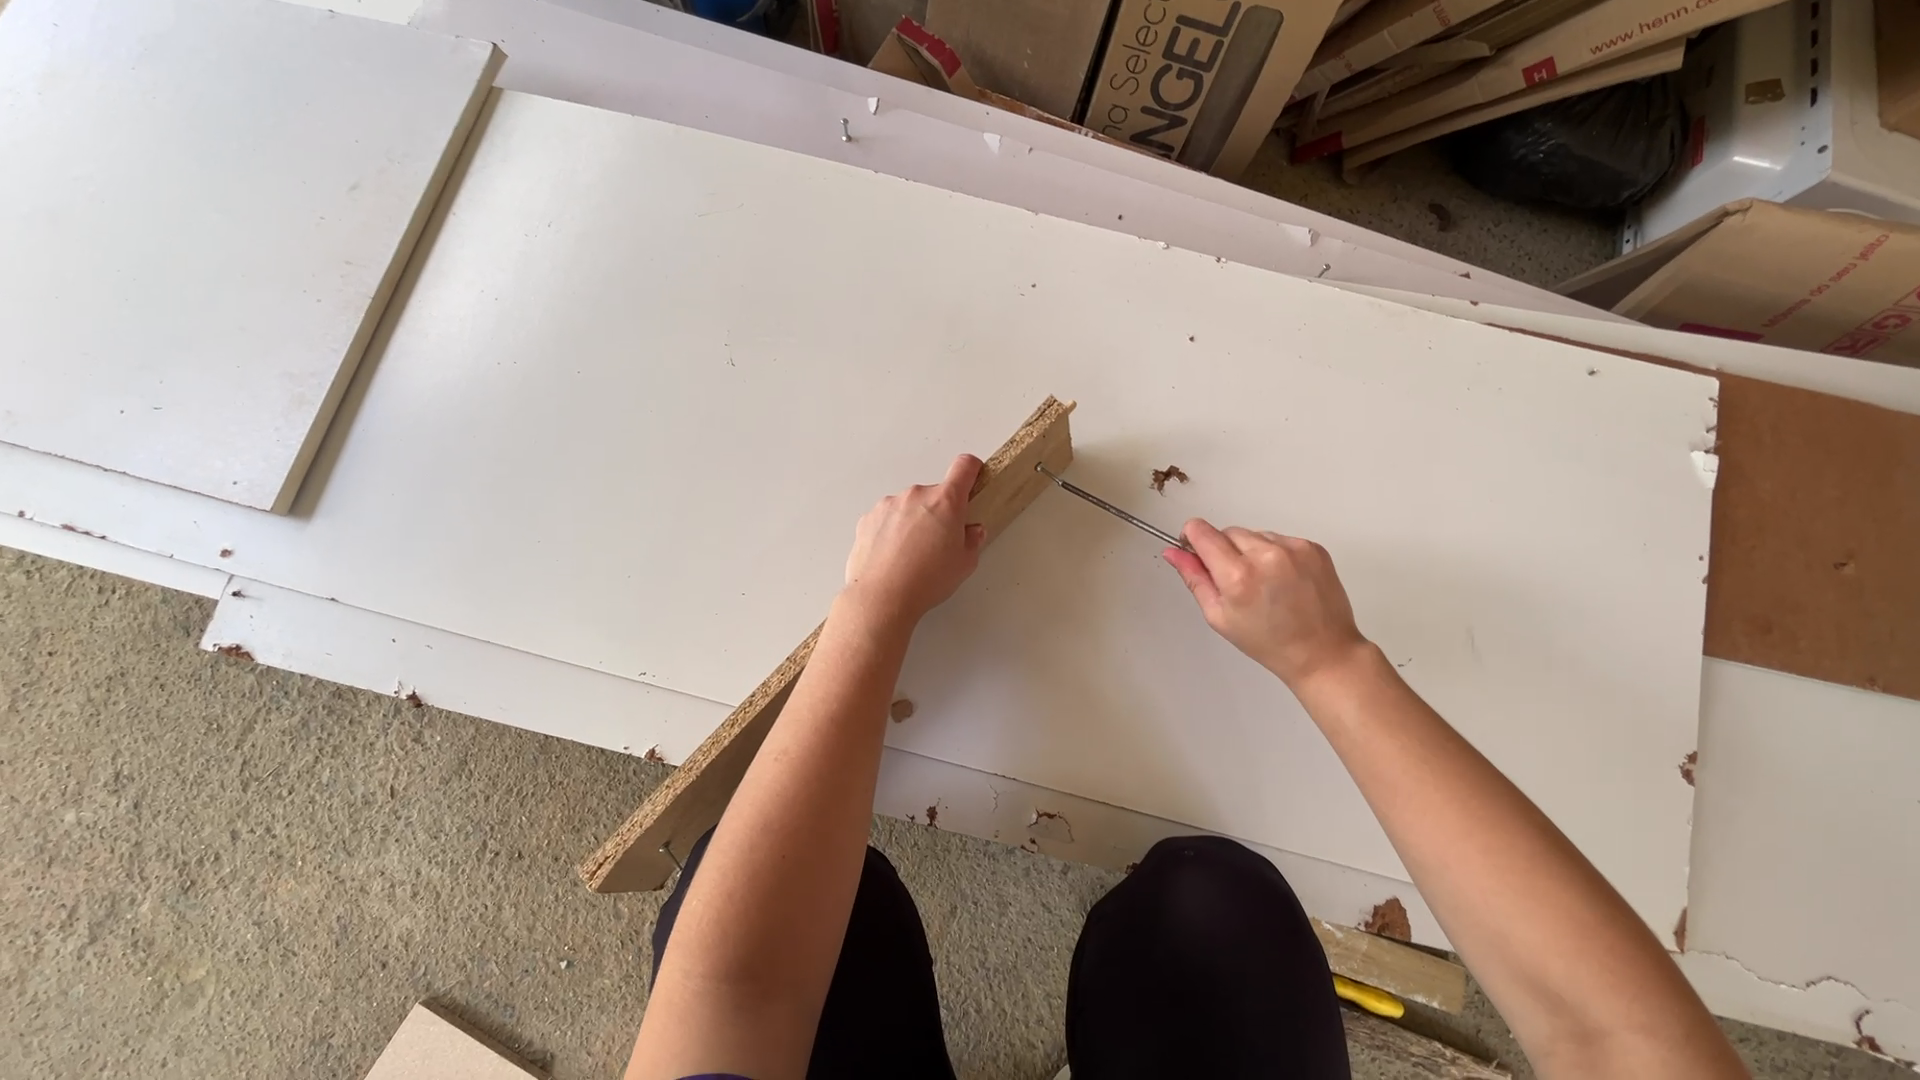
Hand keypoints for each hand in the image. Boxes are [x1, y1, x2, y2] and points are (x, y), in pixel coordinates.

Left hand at [839, 454, 986, 629]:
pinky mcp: (869, 518)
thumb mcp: (964, 564)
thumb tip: (971, 532)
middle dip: (940, 512)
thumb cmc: (924, 581)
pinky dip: (892, 531)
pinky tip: (894, 557)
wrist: (881, 596)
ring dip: (914, 521)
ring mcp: (890, 504)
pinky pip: (887, 518)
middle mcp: (916, 496)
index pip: (964, 467)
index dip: (971, 470)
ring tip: (913, 556)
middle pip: (935, 494)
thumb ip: (972, 541)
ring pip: (909, 506)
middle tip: (940, 543)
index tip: (972, 476)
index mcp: (946, 502)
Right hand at [1163, 519, 1369, 687]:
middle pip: (1227, 532)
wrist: (1322, 651)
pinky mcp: (1313, 547)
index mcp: (1237, 576)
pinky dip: (1275, 554)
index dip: (1192, 538)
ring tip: (1264, 584)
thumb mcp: (1219, 616)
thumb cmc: (1269, 641)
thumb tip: (1173, 552)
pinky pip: (1280, 539)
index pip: (1201, 531)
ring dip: (1251, 552)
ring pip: (1254, 535)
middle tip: (1236, 582)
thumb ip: (1194, 578)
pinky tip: (1282, 580)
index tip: (1195, 550)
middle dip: (1224, 551)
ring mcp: (1293, 548)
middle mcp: (1265, 555)